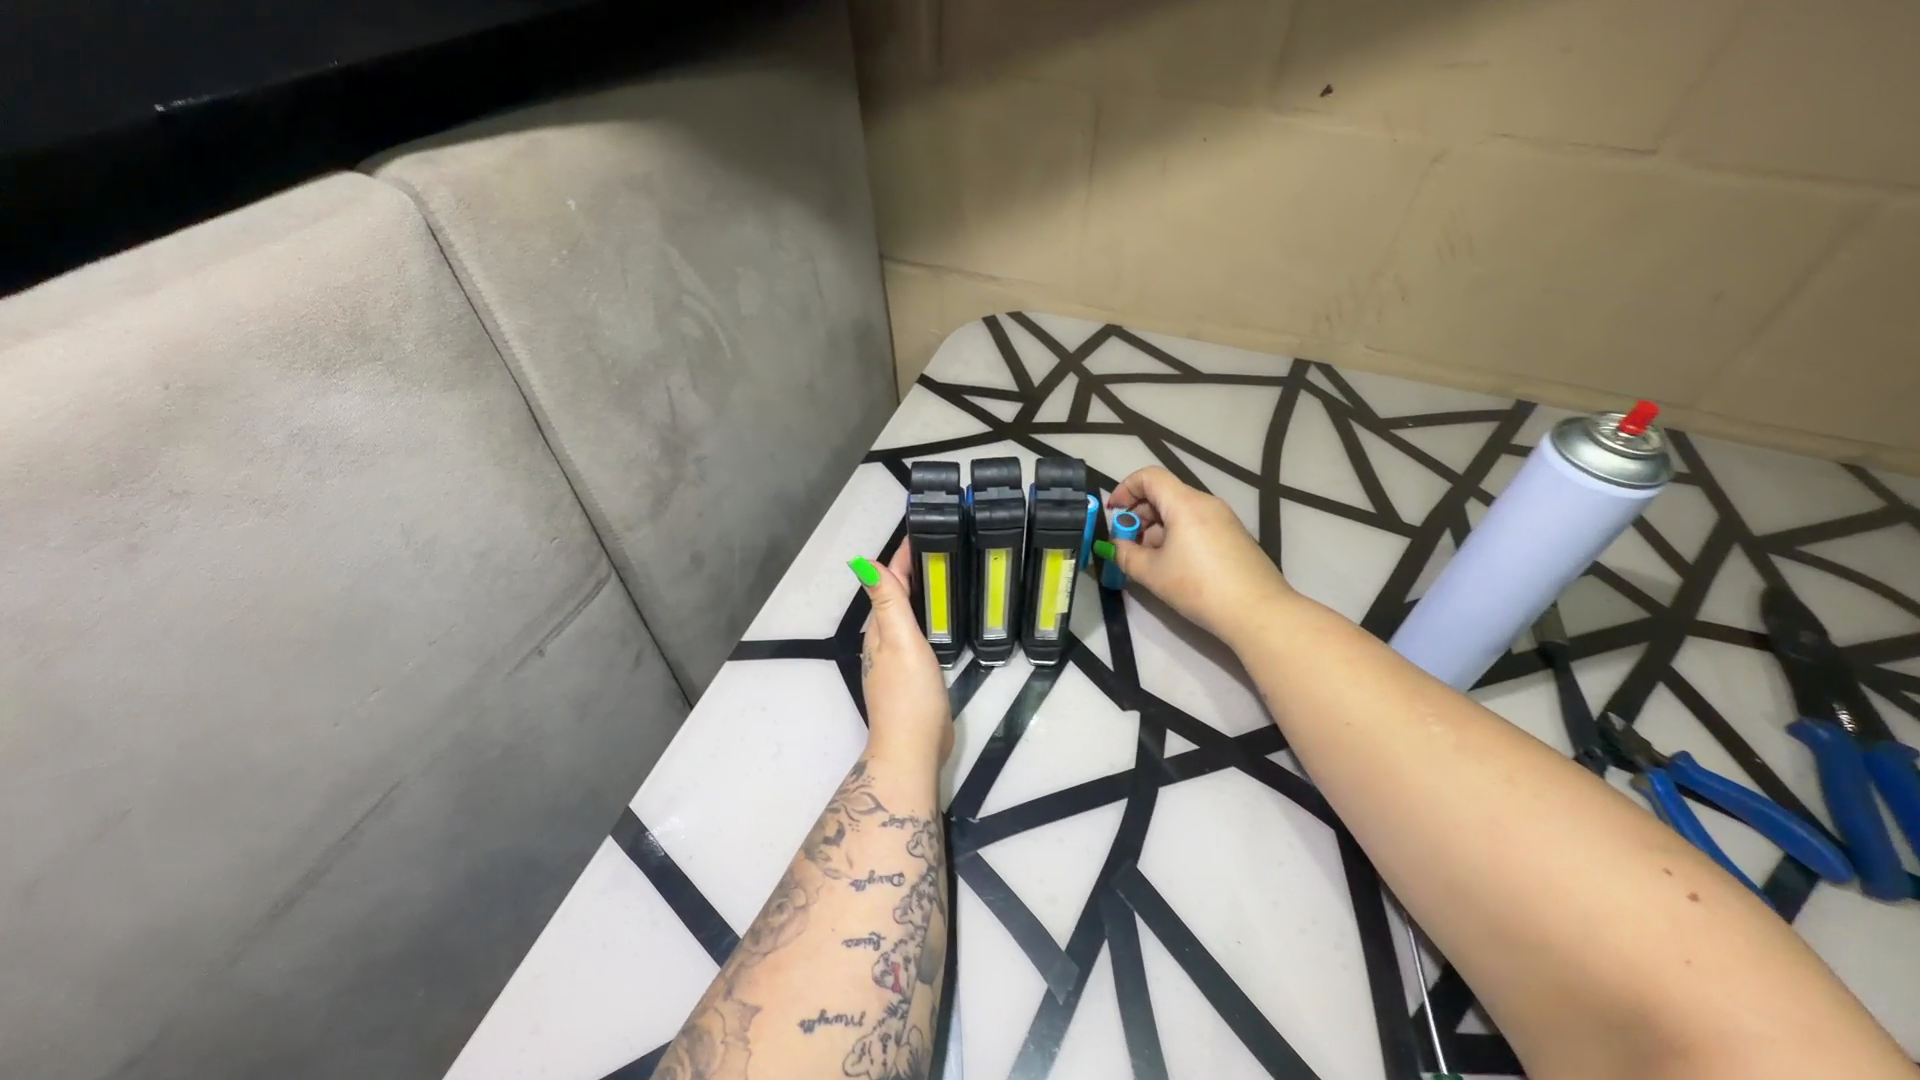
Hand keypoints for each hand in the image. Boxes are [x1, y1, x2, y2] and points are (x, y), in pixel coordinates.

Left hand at [850, 543, 953, 766]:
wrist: (913, 749)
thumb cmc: (909, 695)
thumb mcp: (902, 642)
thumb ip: (888, 603)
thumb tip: (865, 563)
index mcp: (880, 629)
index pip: (889, 582)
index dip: (904, 557)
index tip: (924, 532)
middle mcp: (884, 641)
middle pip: (897, 596)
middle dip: (914, 571)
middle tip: (944, 547)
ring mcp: (897, 660)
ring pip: (907, 616)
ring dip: (922, 594)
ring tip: (948, 575)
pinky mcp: (912, 676)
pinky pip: (920, 635)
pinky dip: (930, 619)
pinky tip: (946, 620)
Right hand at [1105, 466, 1294, 643]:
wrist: (1257, 611)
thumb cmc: (1199, 587)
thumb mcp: (1152, 574)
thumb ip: (1126, 555)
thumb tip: (1116, 546)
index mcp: (1185, 504)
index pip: (1149, 476)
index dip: (1125, 489)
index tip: (1113, 513)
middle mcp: (1206, 503)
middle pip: (1164, 494)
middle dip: (1139, 515)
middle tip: (1126, 543)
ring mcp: (1224, 519)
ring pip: (1180, 512)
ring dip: (1157, 529)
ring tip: (1148, 560)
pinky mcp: (1234, 536)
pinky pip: (1197, 525)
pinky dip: (1177, 536)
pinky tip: (1174, 566)